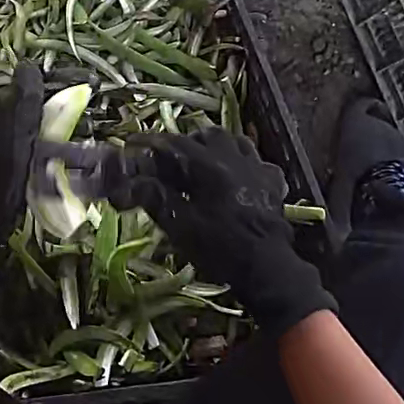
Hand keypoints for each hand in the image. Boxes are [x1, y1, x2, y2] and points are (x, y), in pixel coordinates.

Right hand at [110, 127, 334, 334]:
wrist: (266, 268)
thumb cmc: (220, 249)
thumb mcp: (181, 227)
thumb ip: (156, 199)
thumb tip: (131, 184)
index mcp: (209, 167)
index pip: (176, 144)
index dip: (153, 143)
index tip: (135, 144)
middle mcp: (235, 160)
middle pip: (209, 136)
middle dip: (188, 141)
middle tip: (173, 158)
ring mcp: (258, 170)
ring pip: (236, 142)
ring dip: (217, 147)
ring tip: (204, 161)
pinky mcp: (273, 185)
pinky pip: (258, 161)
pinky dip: (244, 162)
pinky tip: (237, 175)